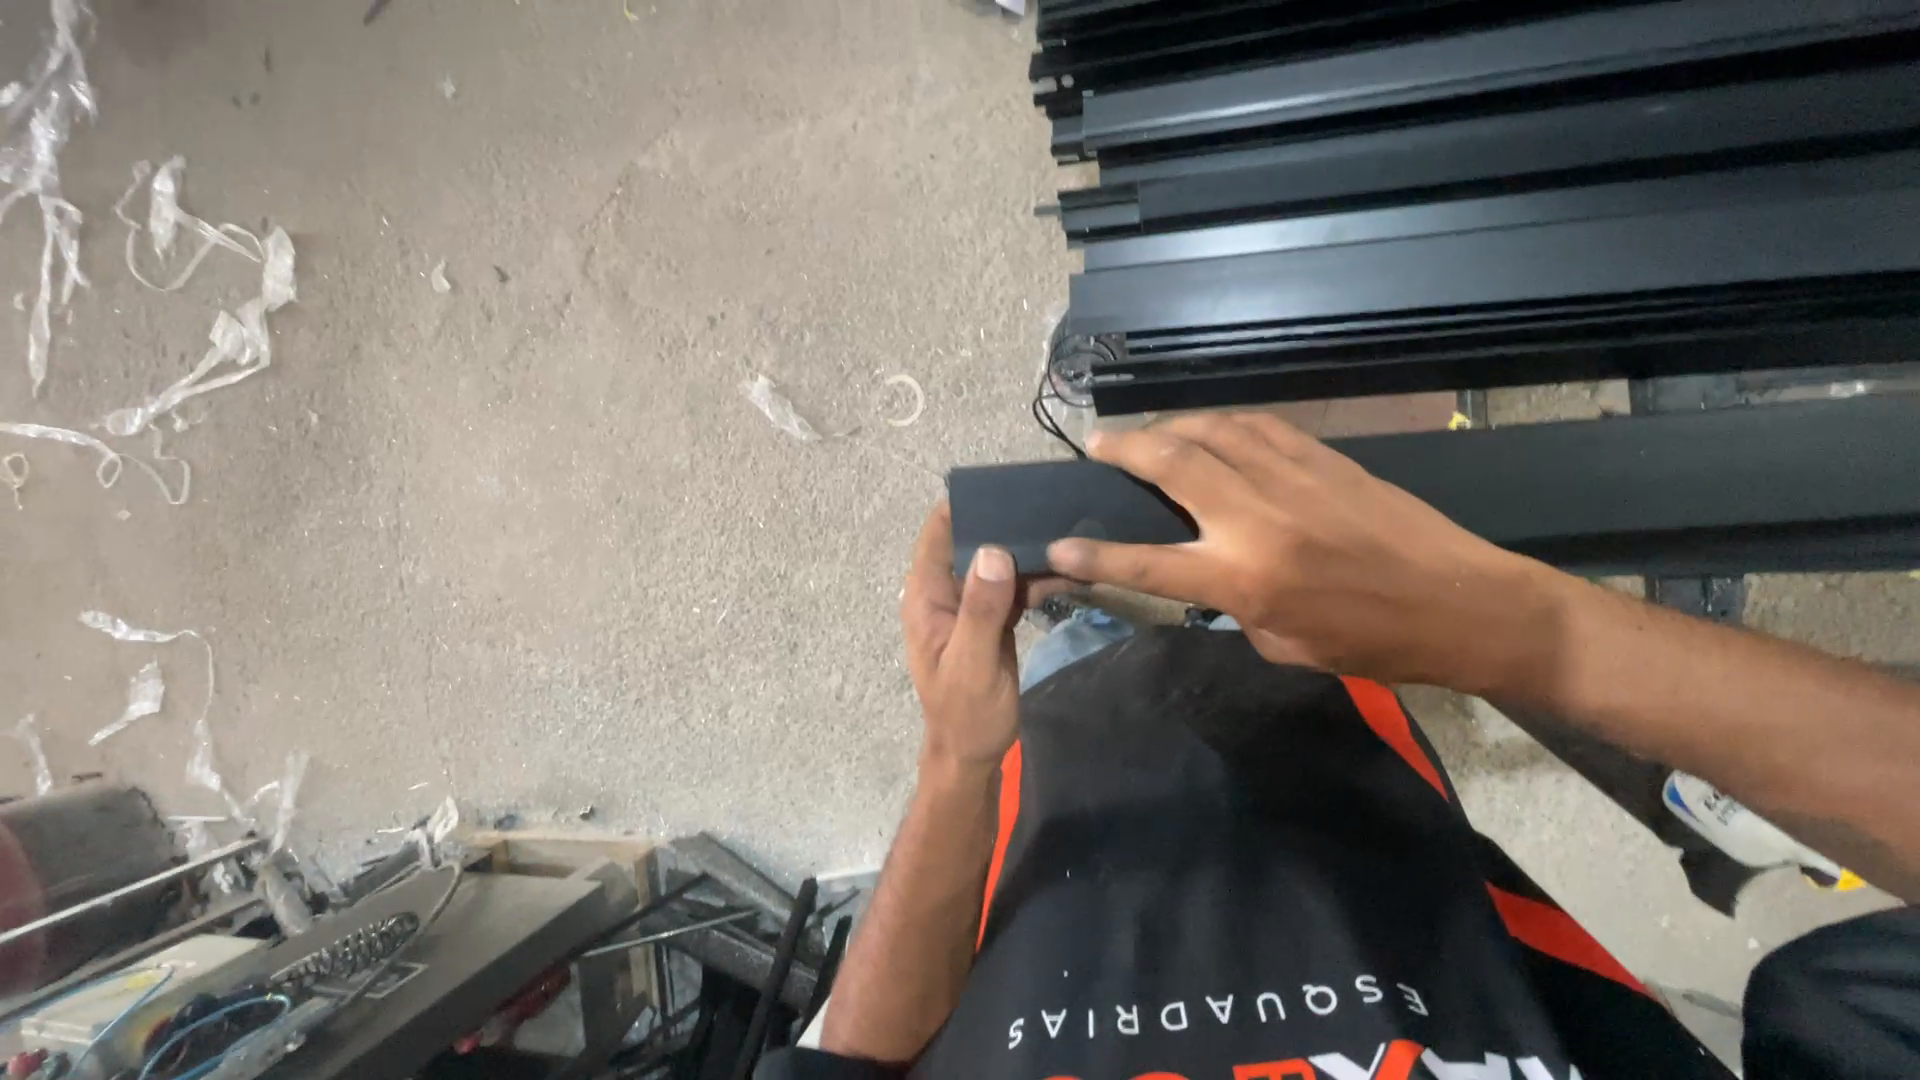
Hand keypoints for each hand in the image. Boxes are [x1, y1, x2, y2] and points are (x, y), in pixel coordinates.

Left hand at [902, 502, 1067, 771]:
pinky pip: (1015, 586)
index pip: (938, 531)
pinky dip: (1038, 576)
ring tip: (1070, 527)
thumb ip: (980, 609)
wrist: (973, 754)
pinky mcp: (993, 618)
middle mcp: (945, 591)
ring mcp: (970, 604)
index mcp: (927, 596)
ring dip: (1028, 548)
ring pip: (998, 561)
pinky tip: (1072, 568)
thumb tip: (991, 549)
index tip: (1008, 485)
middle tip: (1052, 502)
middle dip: (1007, 521)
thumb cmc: (965, 713)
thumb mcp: (972, 663)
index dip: (967, 504)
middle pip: (972, 539)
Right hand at [1045, 412, 1551, 690]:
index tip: (1058, 546)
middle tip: (1096, 445)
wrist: (1465, 604)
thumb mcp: (1283, 645)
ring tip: (1144, 431)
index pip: (1148, 563)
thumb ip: (1234, 605)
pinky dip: (1221, 423)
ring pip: (1211, 432)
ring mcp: (1292, 480)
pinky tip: (1209, 428)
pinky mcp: (1324, 459)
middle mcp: (1258, 519)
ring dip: (1167, 426)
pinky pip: (1257, 427)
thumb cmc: (1371, 643)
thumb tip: (1210, 575)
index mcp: (1245, 578)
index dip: (1095, 555)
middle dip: (1123, 450)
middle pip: (1171, 466)